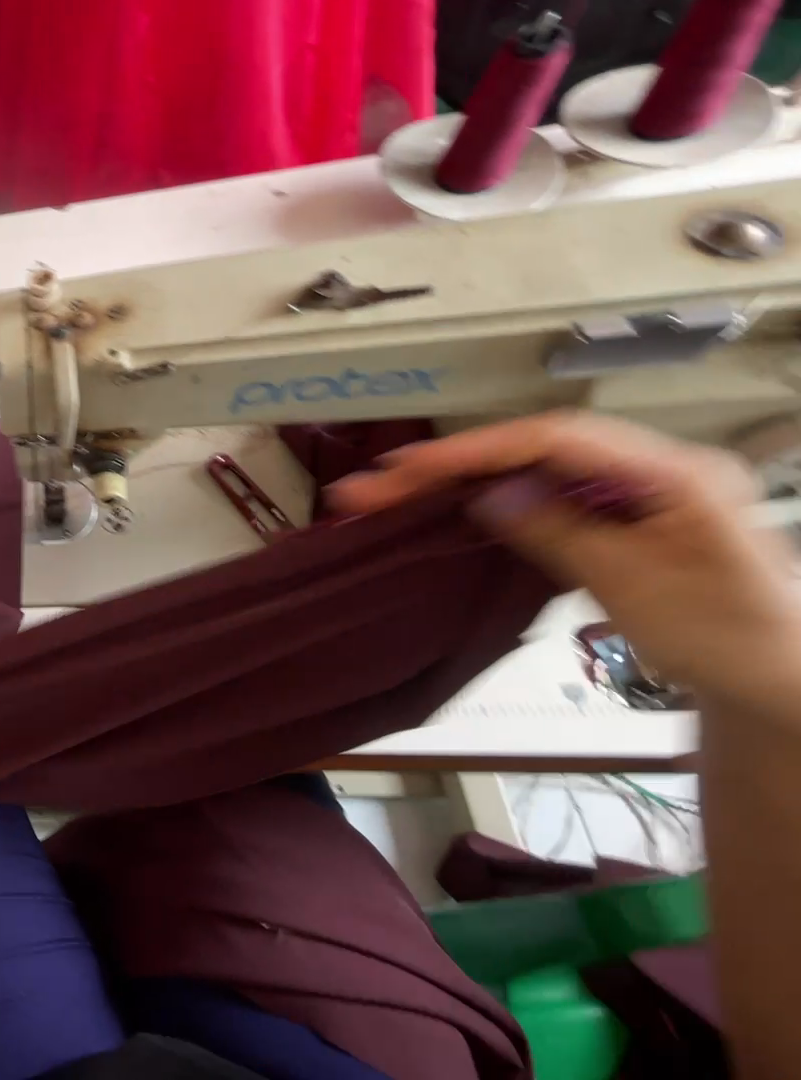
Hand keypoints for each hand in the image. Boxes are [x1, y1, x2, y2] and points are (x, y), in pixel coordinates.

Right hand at [329, 412, 800, 716]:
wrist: (779, 679)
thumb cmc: (725, 637)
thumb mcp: (640, 587)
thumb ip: (564, 533)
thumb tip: (488, 495)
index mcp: (672, 473)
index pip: (554, 442)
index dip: (474, 450)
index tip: (404, 469)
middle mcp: (648, 468)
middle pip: (531, 450)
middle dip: (447, 463)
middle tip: (371, 485)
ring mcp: (630, 491)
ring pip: (527, 469)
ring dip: (455, 478)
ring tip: (387, 492)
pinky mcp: (613, 515)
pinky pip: (537, 493)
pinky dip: (481, 496)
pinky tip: (442, 504)